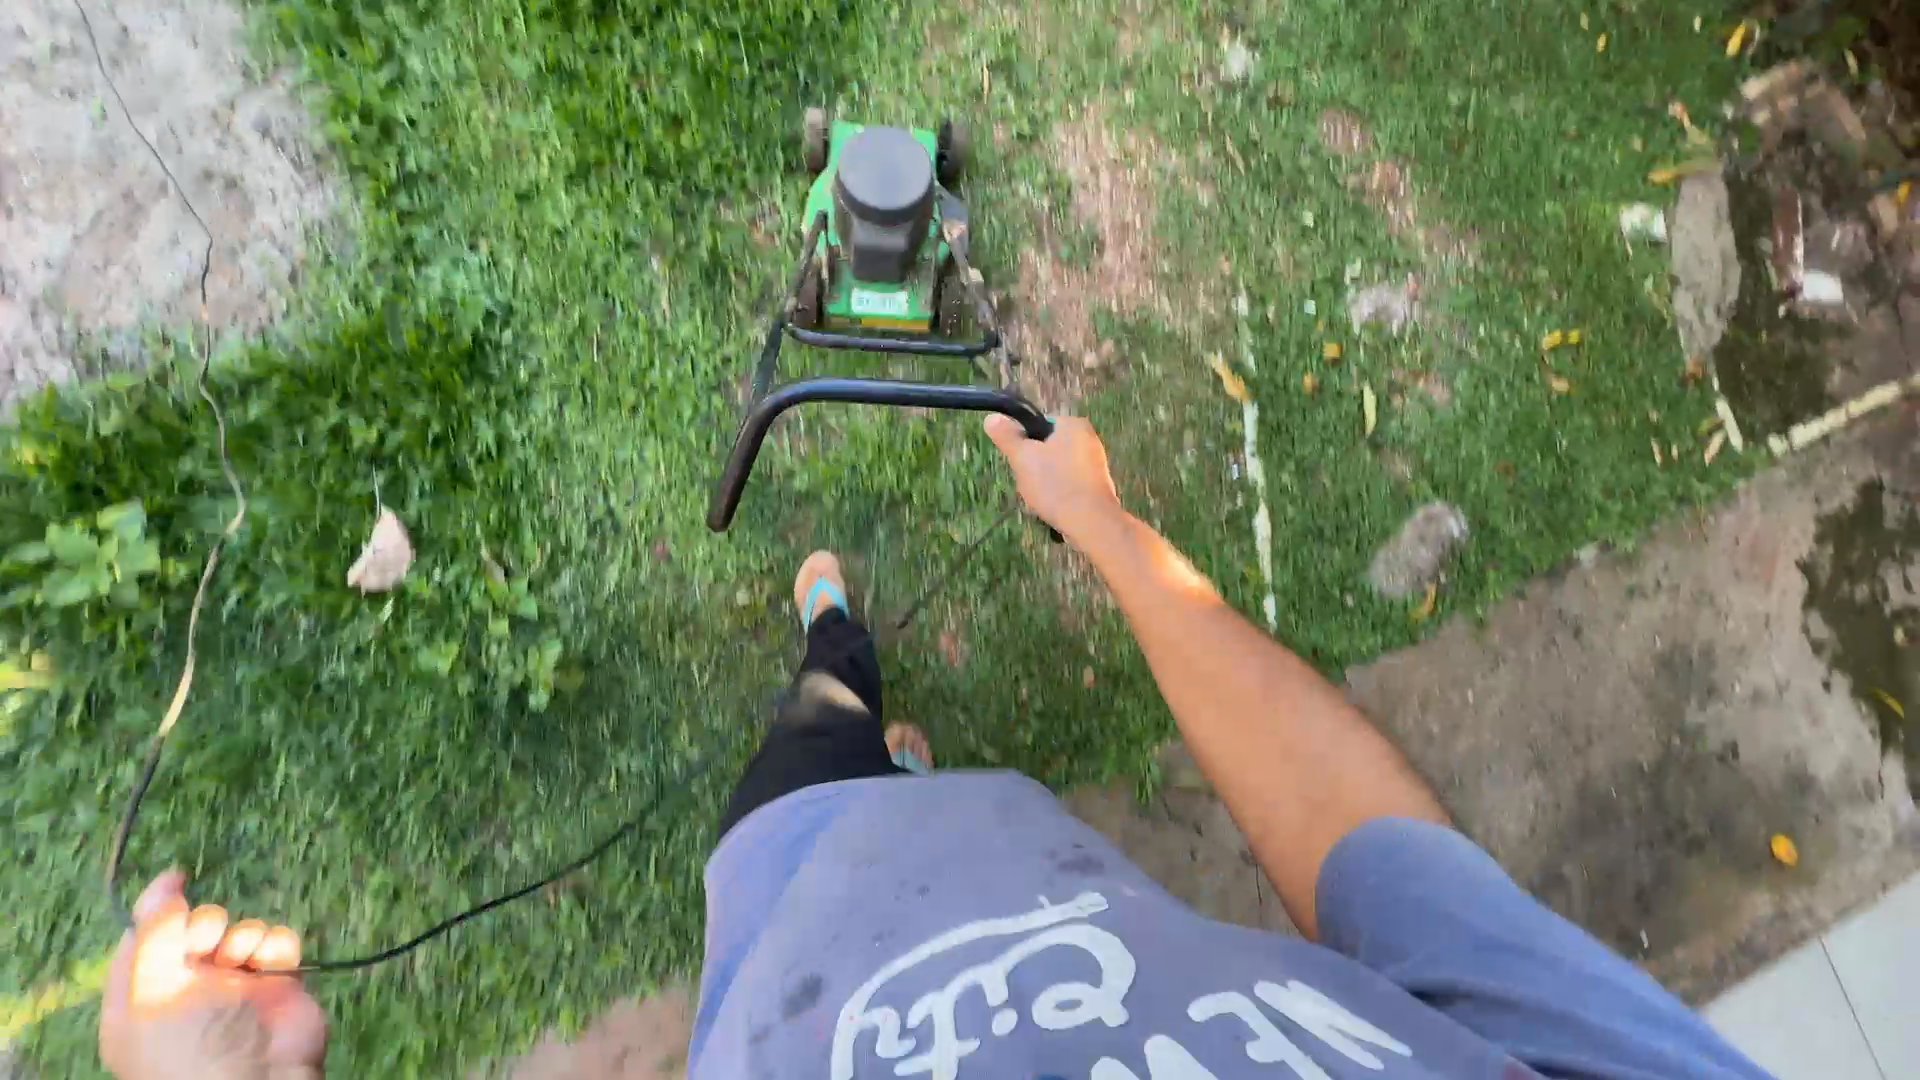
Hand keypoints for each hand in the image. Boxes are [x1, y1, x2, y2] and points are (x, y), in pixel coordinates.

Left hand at [100, 870, 326, 1079]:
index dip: (159, 910)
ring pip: (242, 931)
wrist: (257, 1075)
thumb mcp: (155, 990)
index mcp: (141, 996)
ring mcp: (235, 983)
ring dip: (246, 938)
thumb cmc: (189, 1040)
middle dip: (209, 926)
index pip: (144, 939)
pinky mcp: (278, 979)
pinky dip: (278, 947)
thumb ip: (158, 934)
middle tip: (208, 943)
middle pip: (198, 929)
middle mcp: (186, 987)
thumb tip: (164, 880)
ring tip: (245, 961)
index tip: (178, 878)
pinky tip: (275, 965)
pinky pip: (279, 943)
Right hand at [983, 414, 1125, 543]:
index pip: (1039, 426)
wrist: (1090, 521)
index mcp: (1073, 424)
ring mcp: (1096, 463)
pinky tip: (1055, 507)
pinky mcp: (1098, 485)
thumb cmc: (1054, 484)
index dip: (1025, 444)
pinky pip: (1070, 484)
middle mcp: (1090, 438)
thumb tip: (992, 418)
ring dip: (1046, 483)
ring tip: (1042, 498)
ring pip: (1058, 468)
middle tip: (1030, 483)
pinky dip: (1060, 493)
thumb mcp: (1022, 457)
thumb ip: (1006, 436)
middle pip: (1048, 448)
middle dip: (1035, 467)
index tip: (1021, 462)